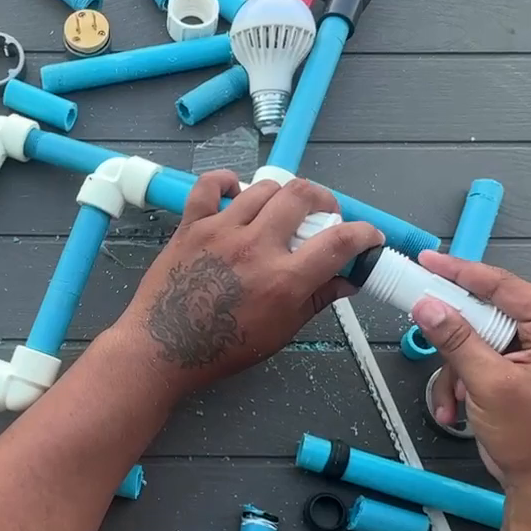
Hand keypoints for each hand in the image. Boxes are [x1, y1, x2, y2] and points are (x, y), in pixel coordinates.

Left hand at [105, 171, 383, 397]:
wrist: (161, 349)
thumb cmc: (222, 349)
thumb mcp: (279, 332)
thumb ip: (316, 300)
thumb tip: (347, 280)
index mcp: (284, 280)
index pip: (340, 241)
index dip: (365, 233)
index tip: (369, 236)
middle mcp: (256, 247)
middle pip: (303, 196)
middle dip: (324, 200)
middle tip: (323, 215)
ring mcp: (221, 230)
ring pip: (264, 187)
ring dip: (281, 195)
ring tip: (281, 211)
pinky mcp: (191, 225)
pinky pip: (210, 185)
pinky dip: (227, 181)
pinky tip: (236, 191)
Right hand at [408, 253, 530, 491]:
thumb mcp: (491, 385)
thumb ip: (457, 340)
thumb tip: (428, 305)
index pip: (503, 285)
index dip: (460, 272)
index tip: (426, 261)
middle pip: (484, 314)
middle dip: (454, 343)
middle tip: (429, 344)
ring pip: (475, 341)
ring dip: (455, 372)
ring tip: (454, 402)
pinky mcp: (521, 374)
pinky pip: (479, 363)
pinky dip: (462, 384)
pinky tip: (459, 409)